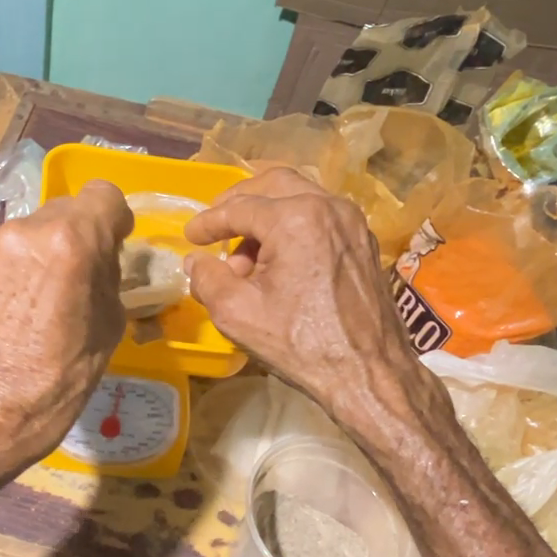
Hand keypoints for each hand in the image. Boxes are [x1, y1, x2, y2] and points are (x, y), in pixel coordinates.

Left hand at [0, 180, 133, 467]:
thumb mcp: (112, 320)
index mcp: (71, 240)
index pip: (102, 193)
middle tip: (63, 281)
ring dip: (27, 257)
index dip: (110, 218)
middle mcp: (22, 229)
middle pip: (58, 212)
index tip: (107, 243)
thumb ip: (107, 270)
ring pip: (18, 234)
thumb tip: (99, 252)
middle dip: (67, 239)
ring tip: (23, 303)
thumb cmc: (65, 374)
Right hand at [183, 169, 448, 441]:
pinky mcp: (363, 242)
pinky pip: (320, 217)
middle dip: (238, 202)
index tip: (189, 237)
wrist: (367, 372)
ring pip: (299, 198)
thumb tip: (196, 261)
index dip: (208, 222)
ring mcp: (352, 223)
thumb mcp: (236, 313)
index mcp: (296, 218)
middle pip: (274, 185)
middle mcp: (329, 207)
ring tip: (244, 256)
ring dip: (266, 216)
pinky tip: (277, 262)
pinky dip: (292, 227)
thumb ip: (207, 278)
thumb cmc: (299, 343)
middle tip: (215, 226)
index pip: (239, 207)